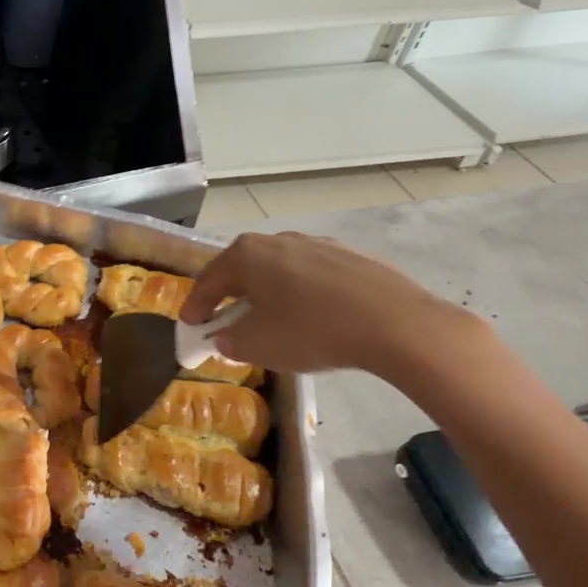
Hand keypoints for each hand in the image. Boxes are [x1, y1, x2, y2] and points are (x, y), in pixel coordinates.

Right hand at [178, 231, 476, 375]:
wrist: (397, 324)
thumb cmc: (312, 331)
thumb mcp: (259, 346)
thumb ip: (230, 341)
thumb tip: (226, 336)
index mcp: (245, 255)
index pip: (208, 280)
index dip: (195, 305)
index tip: (190, 325)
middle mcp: (276, 240)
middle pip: (243, 269)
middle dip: (233, 295)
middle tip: (228, 321)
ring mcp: (317, 244)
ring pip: (281, 270)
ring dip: (271, 293)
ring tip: (277, 321)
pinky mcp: (353, 257)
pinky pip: (316, 276)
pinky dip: (306, 294)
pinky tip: (319, 318)